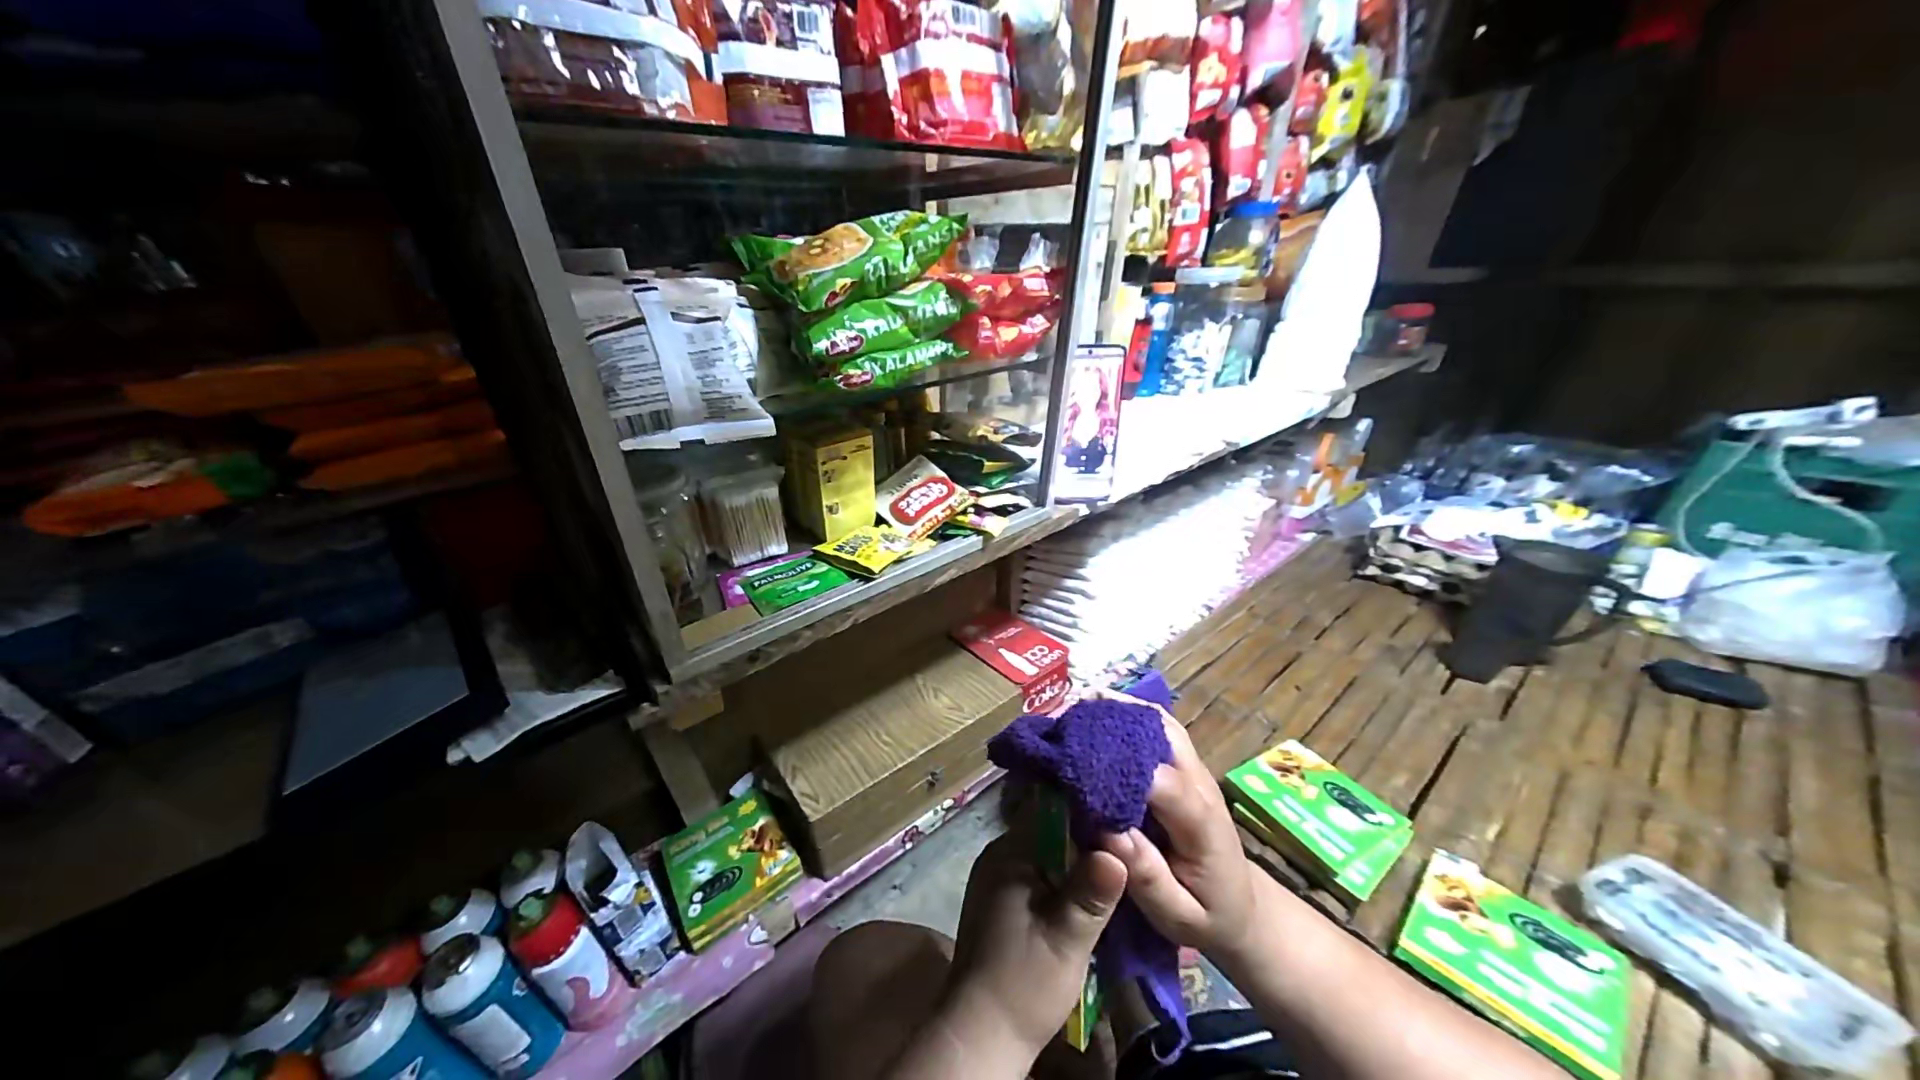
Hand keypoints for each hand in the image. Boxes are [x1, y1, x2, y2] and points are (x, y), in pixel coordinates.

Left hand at [942, 827, 1127, 1060]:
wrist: (981, 1034)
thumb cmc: (1023, 983)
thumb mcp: (1066, 939)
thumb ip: (1091, 894)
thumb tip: (1118, 849)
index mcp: (1009, 853)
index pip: (1049, 808)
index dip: (1086, 807)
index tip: (1122, 809)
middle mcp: (1000, 855)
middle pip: (1050, 828)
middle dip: (1086, 834)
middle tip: (1129, 836)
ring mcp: (999, 877)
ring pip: (1047, 851)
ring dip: (1077, 858)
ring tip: (1118, 856)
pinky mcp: (1005, 900)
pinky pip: (1041, 872)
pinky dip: (1064, 877)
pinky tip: (1091, 888)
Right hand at [1095, 692, 1256, 958]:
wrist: (1242, 906)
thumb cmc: (1207, 915)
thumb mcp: (1177, 916)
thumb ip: (1146, 877)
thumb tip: (1106, 833)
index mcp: (1200, 824)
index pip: (1162, 781)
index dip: (1119, 767)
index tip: (1074, 765)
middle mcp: (1201, 784)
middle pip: (1161, 734)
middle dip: (1113, 724)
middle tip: (1064, 723)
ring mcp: (1195, 769)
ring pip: (1159, 722)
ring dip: (1119, 710)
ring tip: (1074, 708)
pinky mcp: (1184, 764)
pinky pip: (1156, 727)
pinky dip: (1126, 714)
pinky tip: (1096, 712)